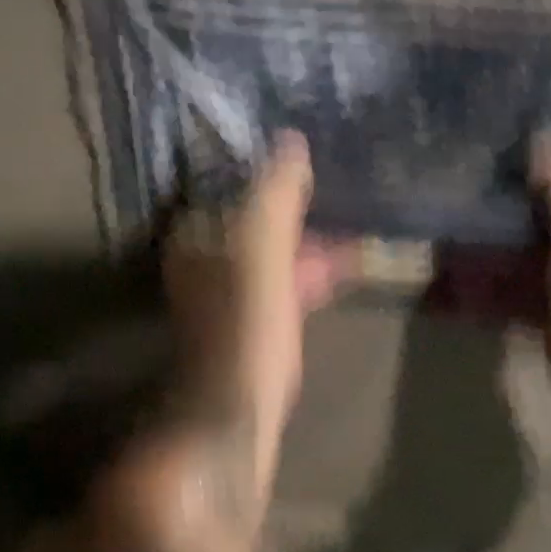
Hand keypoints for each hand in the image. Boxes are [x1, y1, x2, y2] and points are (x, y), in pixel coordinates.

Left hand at [164, 131, 352, 433]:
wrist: (235, 411)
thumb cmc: (246, 324)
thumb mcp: (263, 250)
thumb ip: (276, 195)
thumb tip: (292, 140)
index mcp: (199, 235)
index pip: (232, 184)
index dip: (272, 171)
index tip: (310, 159)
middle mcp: (206, 259)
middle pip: (254, 219)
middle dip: (297, 208)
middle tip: (341, 194)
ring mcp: (227, 294)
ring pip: (272, 252)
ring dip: (307, 241)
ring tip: (351, 232)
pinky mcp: (249, 324)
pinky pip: (282, 283)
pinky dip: (306, 272)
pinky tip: (336, 273)